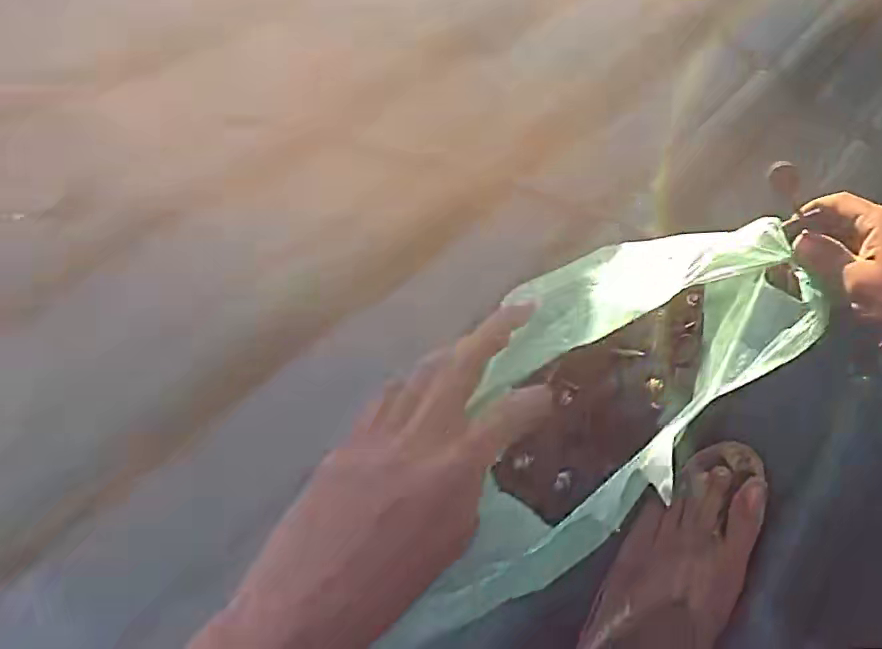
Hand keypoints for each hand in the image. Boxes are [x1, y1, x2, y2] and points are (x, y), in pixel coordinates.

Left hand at [193, 304, 551, 648]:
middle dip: (497, 328)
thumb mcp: (456, 535)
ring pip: (420, 372)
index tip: (547, 398)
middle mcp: (417, 439)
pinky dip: (412, 383)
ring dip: (454, 350)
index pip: (512, 410)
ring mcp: (374, 438)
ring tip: (475, 343)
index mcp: (454, 466)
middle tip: (523, 309)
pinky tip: (420, 388)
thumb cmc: (388, 584)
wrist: (289, 619)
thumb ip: (475, 479)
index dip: (536, 399)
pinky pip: (386, 399)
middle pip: (461, 364)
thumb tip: (484, 450)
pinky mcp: (342, 448)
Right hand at [792, 192, 881, 343]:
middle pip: (844, 219)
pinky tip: (824, 276)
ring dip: (827, 249)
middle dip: (815, 233)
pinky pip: (861, 252)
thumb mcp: (857, 280)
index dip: (810, 212)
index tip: (785, 230)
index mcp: (880, 219)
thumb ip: (825, 257)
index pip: (838, 202)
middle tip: (787, 252)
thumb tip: (798, 240)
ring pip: (851, 237)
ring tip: (800, 266)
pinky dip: (842, 261)